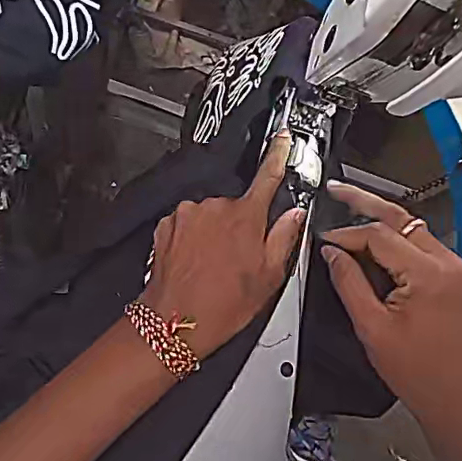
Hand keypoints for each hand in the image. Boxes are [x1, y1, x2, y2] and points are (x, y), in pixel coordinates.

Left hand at [142, 132, 305, 356]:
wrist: (174, 322)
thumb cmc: (222, 304)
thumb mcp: (269, 276)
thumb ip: (284, 237)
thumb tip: (293, 215)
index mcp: (246, 216)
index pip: (267, 175)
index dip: (277, 154)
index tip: (282, 138)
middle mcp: (215, 207)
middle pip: (237, 206)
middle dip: (241, 225)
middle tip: (240, 258)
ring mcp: (188, 214)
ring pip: (211, 216)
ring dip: (215, 234)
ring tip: (215, 267)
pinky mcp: (167, 224)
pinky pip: (188, 224)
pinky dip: (194, 239)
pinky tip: (197, 264)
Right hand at [319, 182, 461, 428]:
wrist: (453, 397)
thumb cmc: (420, 373)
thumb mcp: (372, 327)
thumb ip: (349, 283)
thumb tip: (334, 254)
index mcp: (429, 275)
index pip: (380, 236)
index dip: (347, 235)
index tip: (327, 242)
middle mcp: (448, 265)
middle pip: (401, 220)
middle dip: (366, 203)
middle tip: (339, 190)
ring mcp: (455, 270)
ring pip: (412, 229)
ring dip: (381, 222)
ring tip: (352, 213)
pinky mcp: (455, 278)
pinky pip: (422, 246)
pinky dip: (397, 242)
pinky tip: (374, 247)